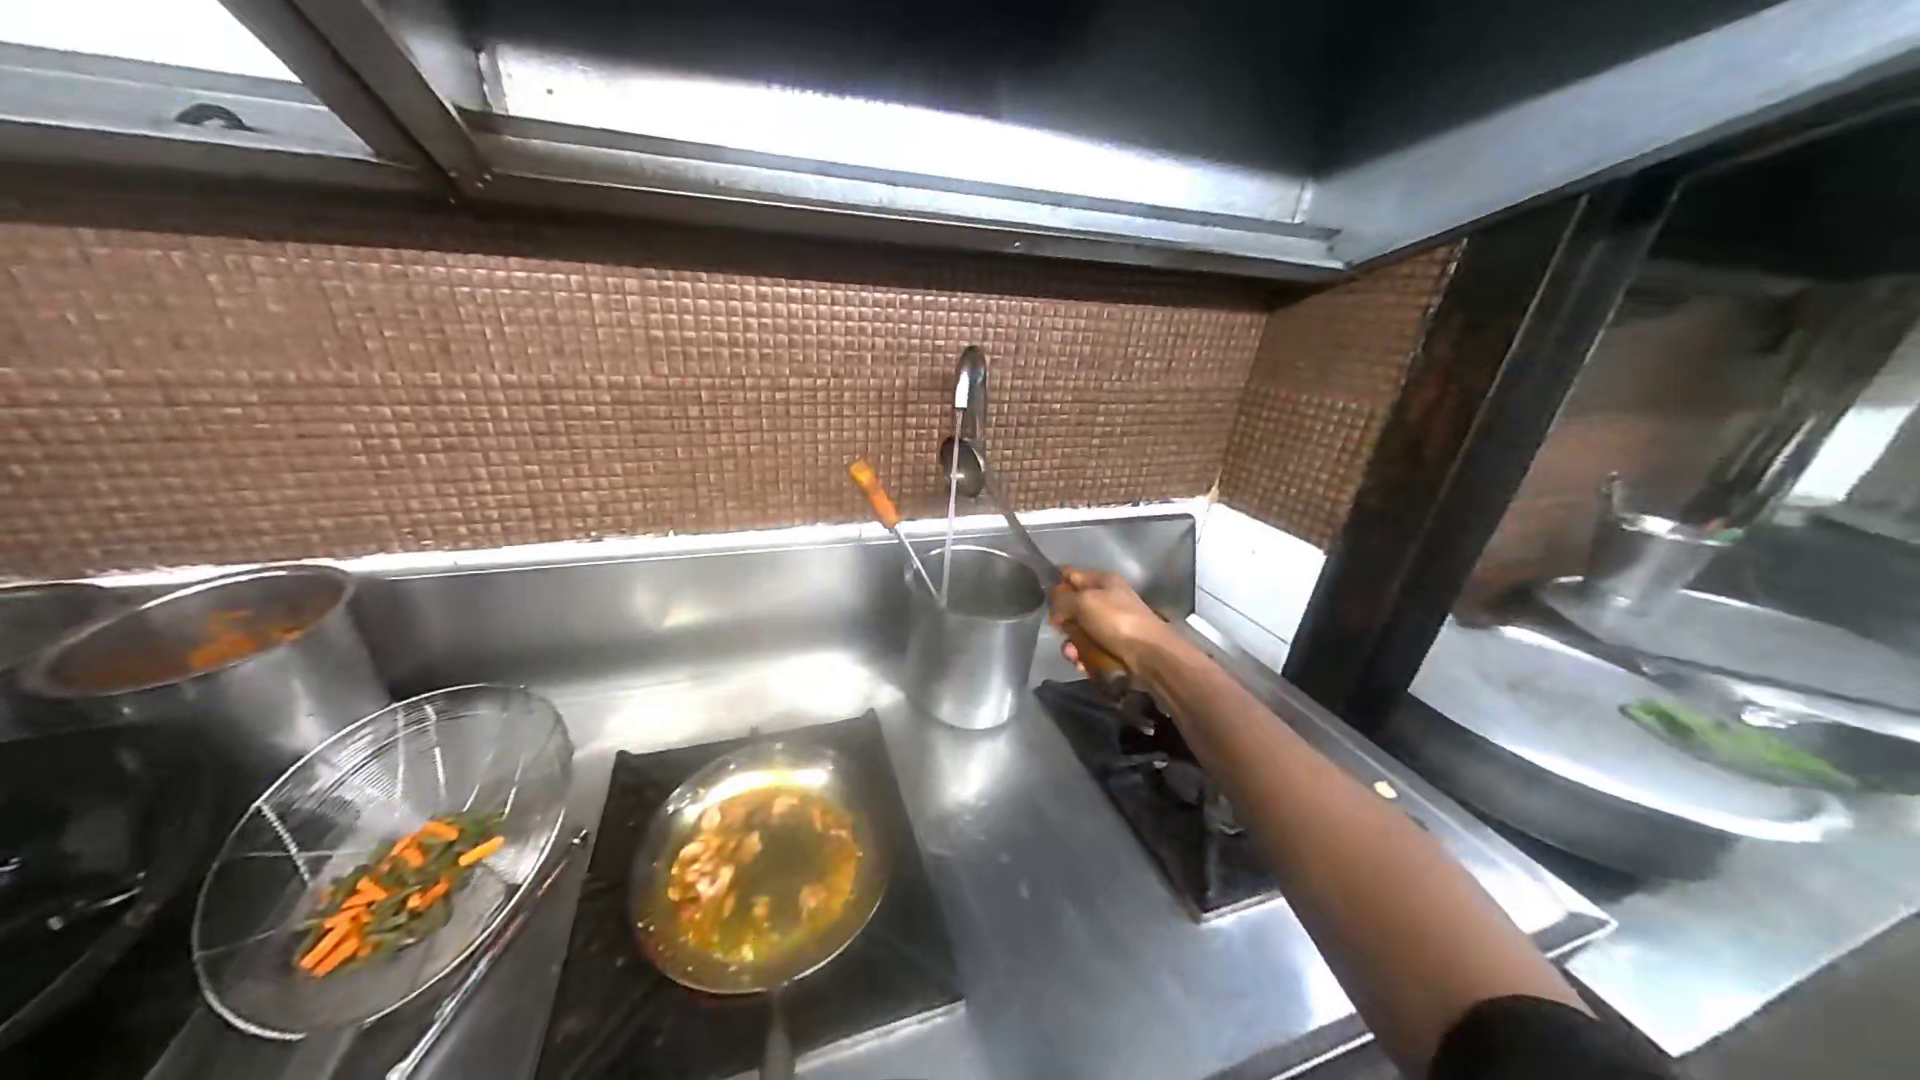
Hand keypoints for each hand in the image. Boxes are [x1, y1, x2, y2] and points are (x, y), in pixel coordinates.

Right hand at [1048, 567, 1175, 674]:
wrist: (1150, 655)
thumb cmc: (1116, 621)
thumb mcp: (1084, 601)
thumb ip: (1061, 600)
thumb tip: (1054, 612)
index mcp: (1103, 581)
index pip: (1071, 575)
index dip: (1056, 585)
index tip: (1045, 600)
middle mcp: (1107, 600)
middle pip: (1072, 606)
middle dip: (1063, 621)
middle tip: (1060, 629)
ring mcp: (1111, 625)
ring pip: (1079, 631)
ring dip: (1071, 643)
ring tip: (1073, 653)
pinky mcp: (1113, 647)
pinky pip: (1089, 649)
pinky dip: (1082, 656)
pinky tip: (1081, 663)